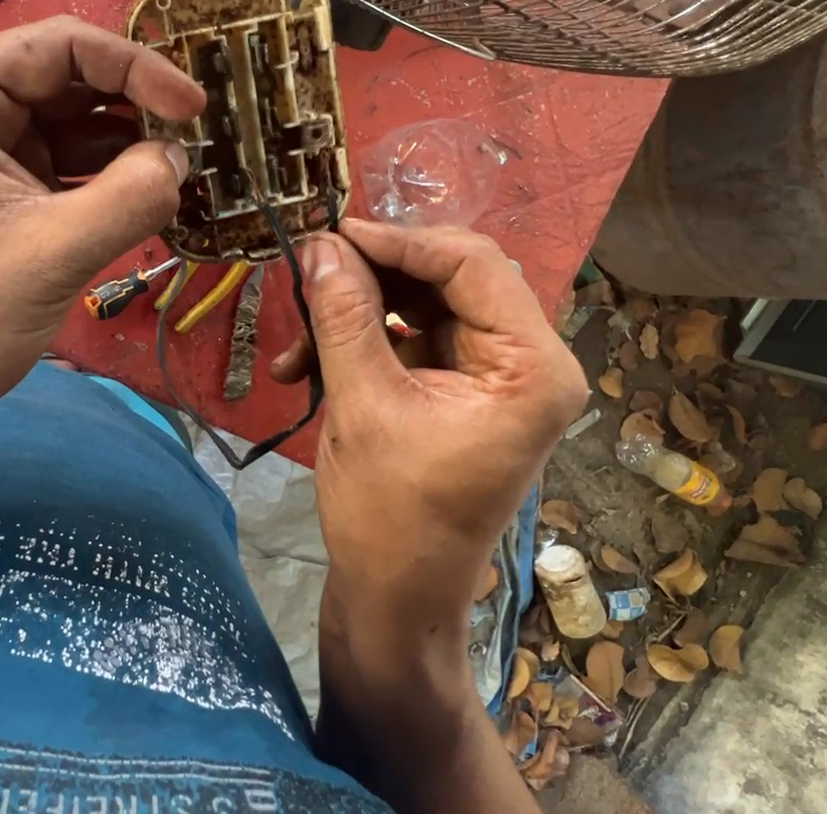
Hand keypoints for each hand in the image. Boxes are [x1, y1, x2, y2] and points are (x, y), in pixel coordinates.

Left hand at [0, 18, 205, 423]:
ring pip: (72, 126)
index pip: (59, 47)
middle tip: (196, 142)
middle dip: (135, 108)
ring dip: (127, 147)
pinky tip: (149, 198)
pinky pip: (65, 167)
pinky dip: (108, 180)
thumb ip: (130, 197)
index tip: (194, 109)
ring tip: (181, 174)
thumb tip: (179, 160)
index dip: (135, 67)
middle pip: (68, 81)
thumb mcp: (54, 254)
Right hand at [272, 221, 587, 588]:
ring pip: (420, 303)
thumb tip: (320, 244)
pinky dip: (358, 342)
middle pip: (448, 277)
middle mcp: (525, 360)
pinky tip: (303, 366)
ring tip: (295, 343)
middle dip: (372, 278)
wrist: (394, 593)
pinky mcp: (458, 385)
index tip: (333, 234)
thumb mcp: (362, 404)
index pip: (472, 264)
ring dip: (354, 314)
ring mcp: (491, 373)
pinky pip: (407, 336)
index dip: (400, 241)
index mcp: (531, 366)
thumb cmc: (389, 513)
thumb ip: (342, 316)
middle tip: (310, 276)